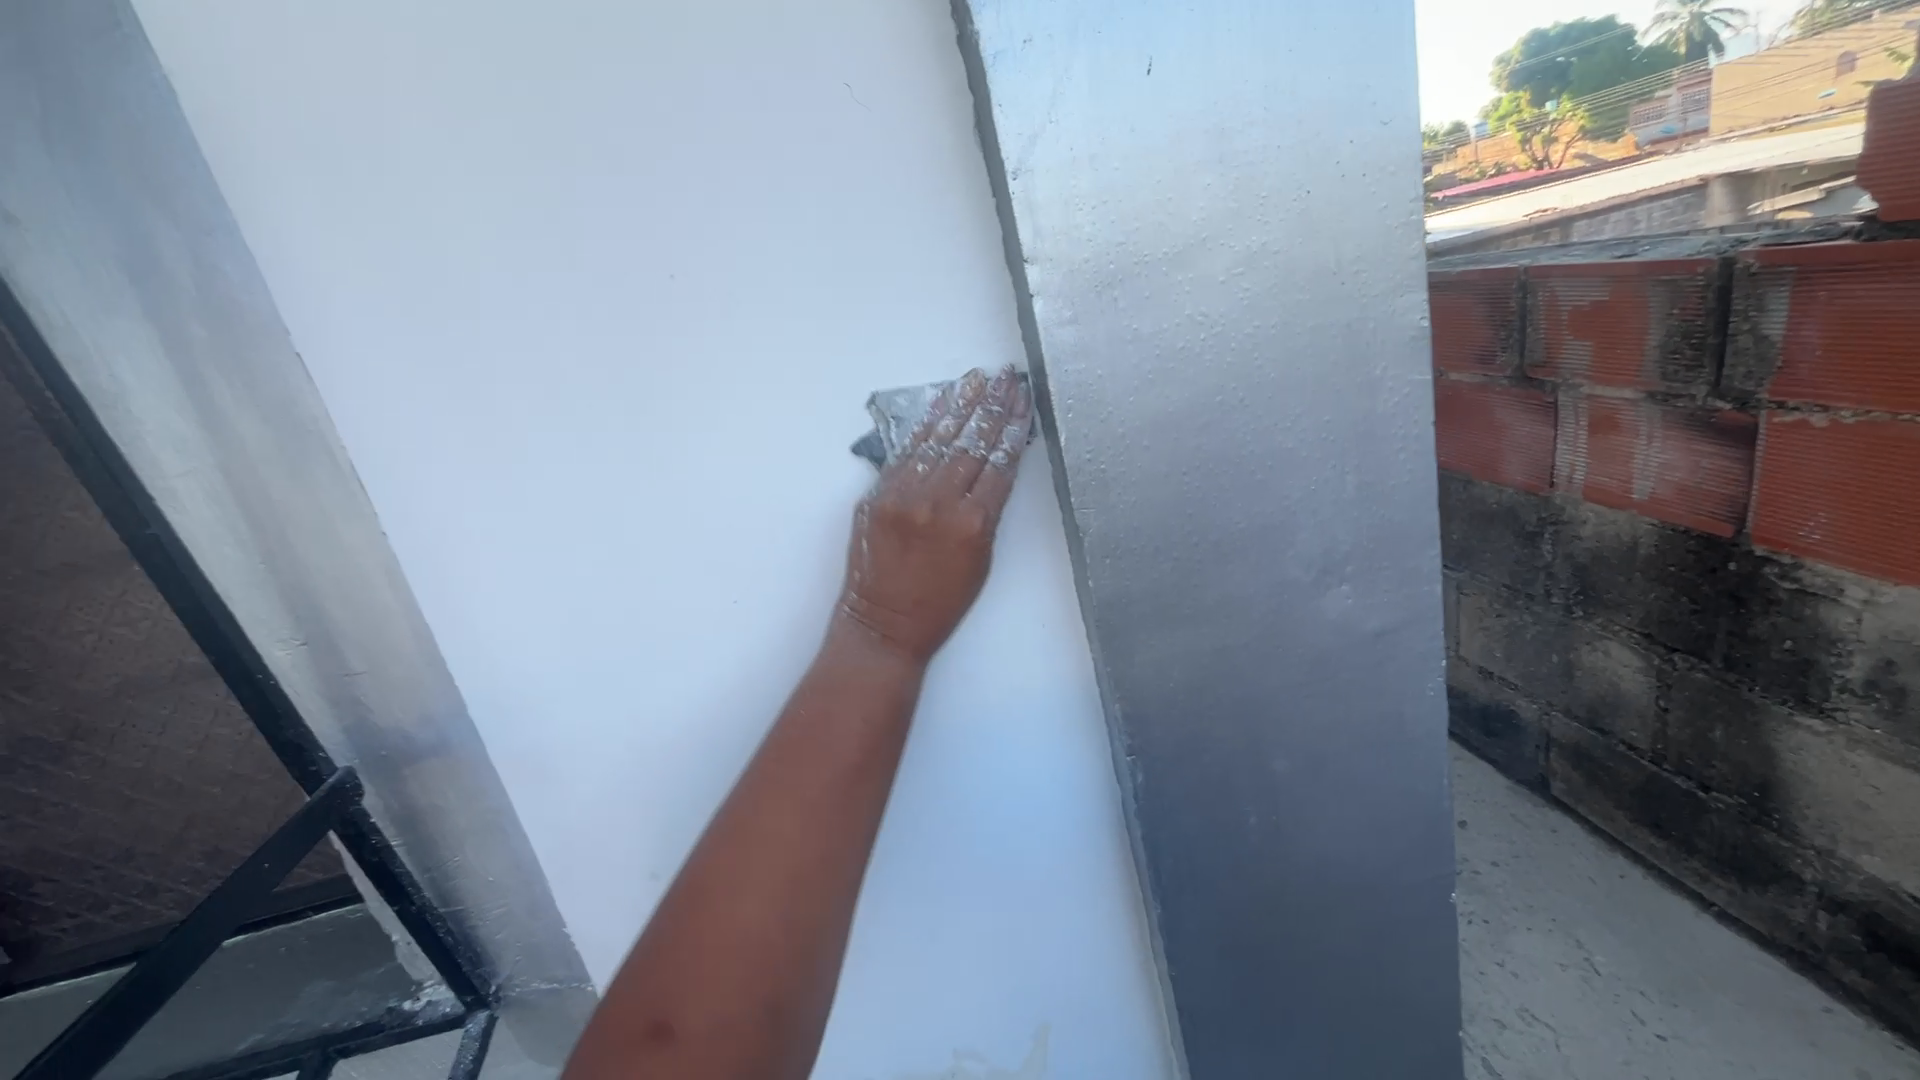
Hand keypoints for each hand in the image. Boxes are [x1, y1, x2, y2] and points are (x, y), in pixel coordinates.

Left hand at [835, 365, 1033, 664]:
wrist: (884, 623)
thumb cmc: (940, 603)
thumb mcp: (982, 561)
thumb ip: (987, 511)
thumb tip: (991, 467)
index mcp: (973, 523)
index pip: (999, 463)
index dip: (1013, 428)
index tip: (1023, 401)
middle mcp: (938, 502)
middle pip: (971, 443)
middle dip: (992, 407)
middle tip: (1006, 377)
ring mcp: (903, 495)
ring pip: (937, 440)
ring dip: (960, 406)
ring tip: (977, 380)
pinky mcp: (877, 495)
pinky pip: (906, 453)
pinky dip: (924, 427)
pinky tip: (940, 406)